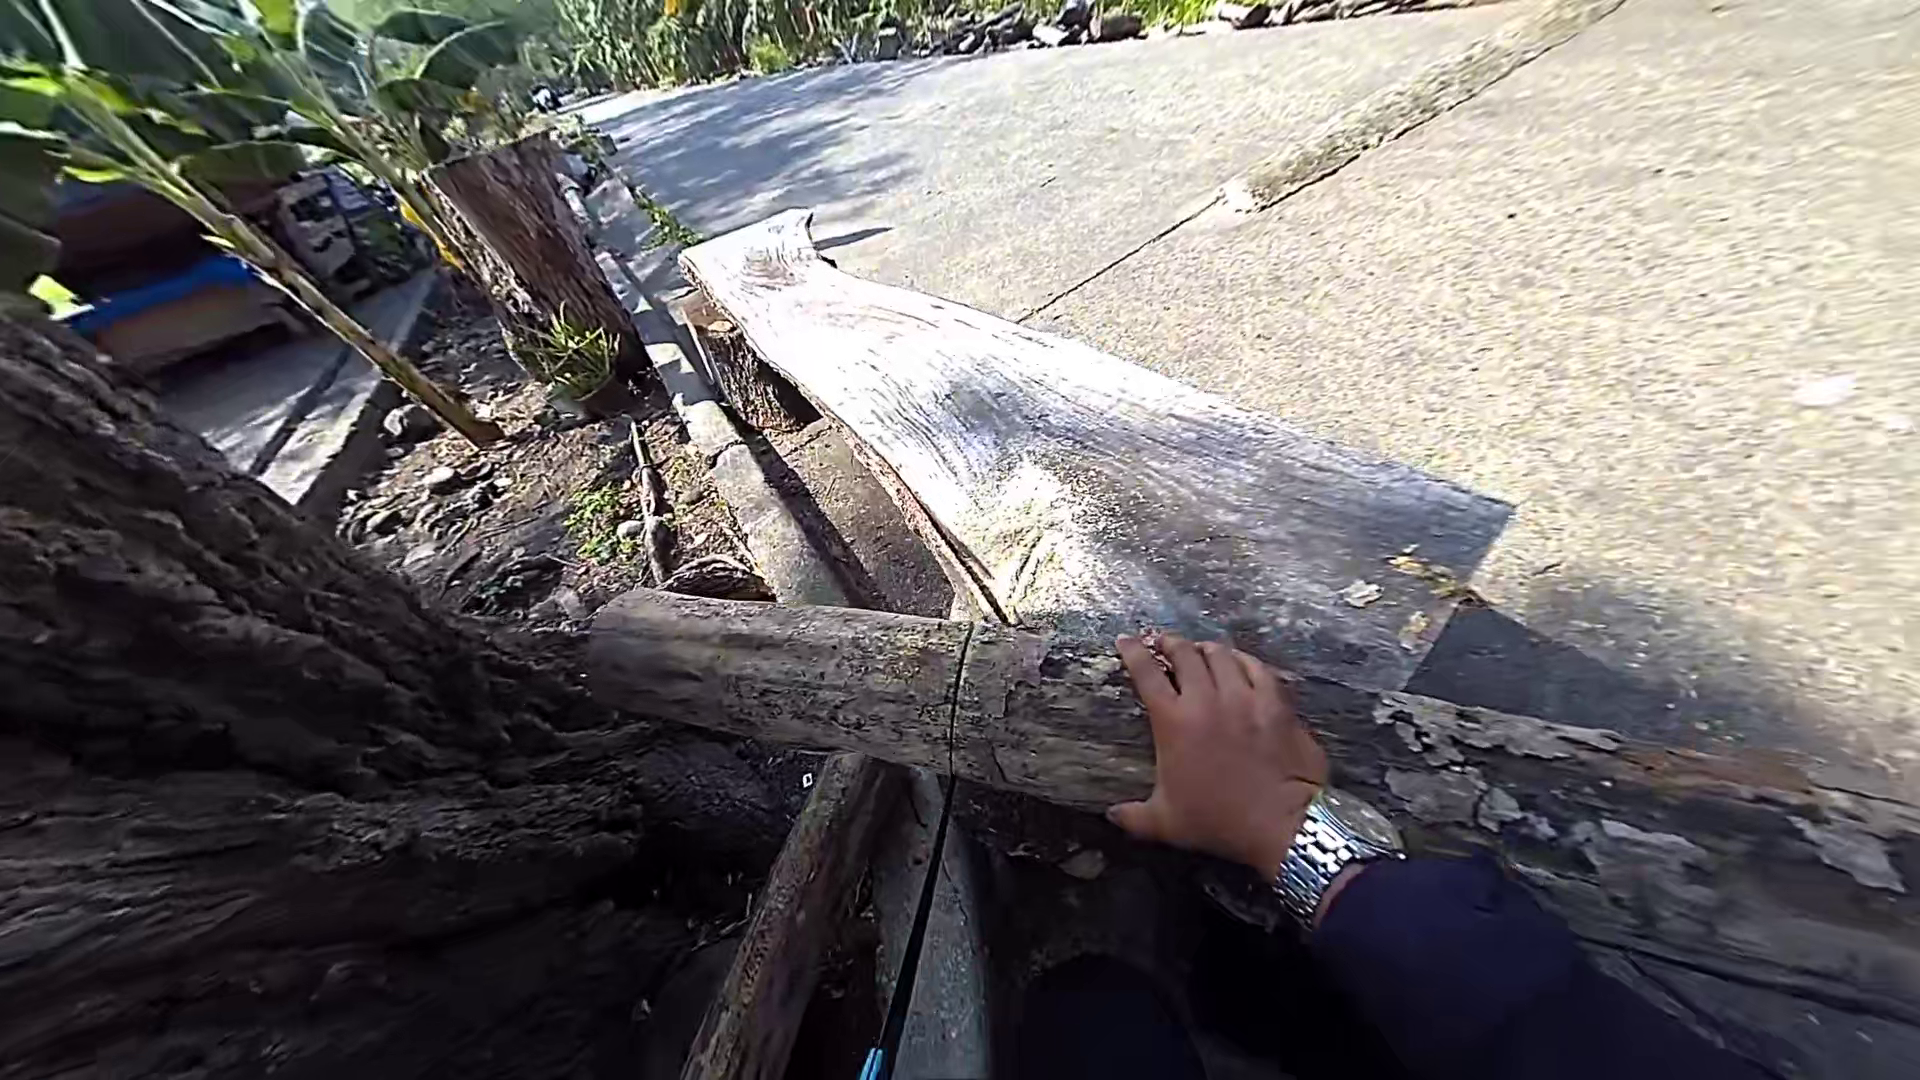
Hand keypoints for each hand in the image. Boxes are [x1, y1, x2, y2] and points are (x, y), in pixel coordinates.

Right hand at [1108, 634, 1327, 881]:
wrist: (1284, 826)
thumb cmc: (1219, 820)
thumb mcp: (1167, 823)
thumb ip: (1134, 817)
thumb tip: (1110, 816)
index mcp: (1173, 720)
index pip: (1146, 672)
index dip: (1133, 651)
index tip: (1126, 640)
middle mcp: (1205, 699)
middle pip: (1183, 653)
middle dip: (1169, 642)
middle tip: (1163, 642)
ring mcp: (1243, 697)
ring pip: (1219, 655)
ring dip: (1204, 649)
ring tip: (1199, 650)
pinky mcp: (1276, 703)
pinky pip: (1256, 667)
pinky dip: (1243, 660)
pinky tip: (1238, 661)